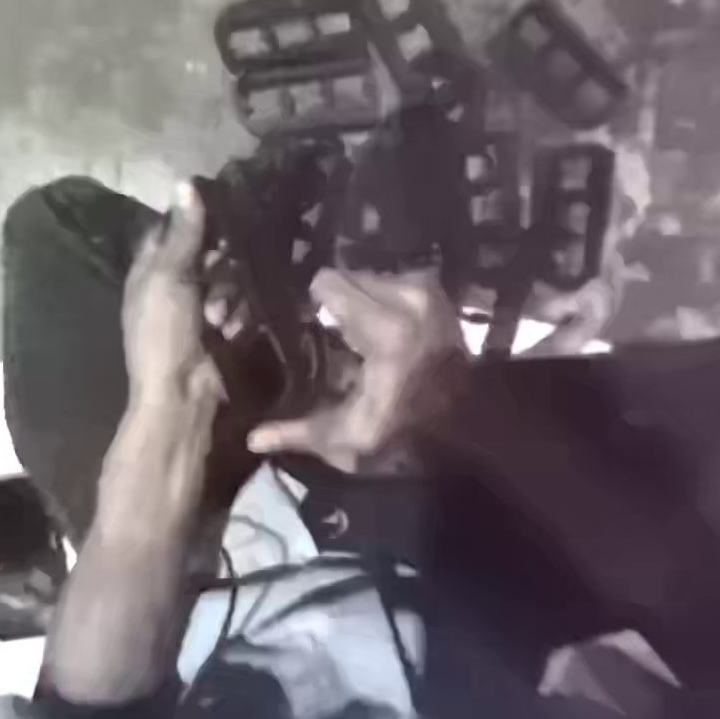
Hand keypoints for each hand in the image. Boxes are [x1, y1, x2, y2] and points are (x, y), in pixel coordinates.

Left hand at [120, 183, 224, 411]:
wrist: (180, 394)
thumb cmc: (163, 334)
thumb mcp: (168, 278)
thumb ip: (182, 234)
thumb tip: (185, 182)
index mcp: (151, 269)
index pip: (175, 228)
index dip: (197, 217)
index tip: (227, 207)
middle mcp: (175, 284)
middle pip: (208, 254)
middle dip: (219, 266)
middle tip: (221, 278)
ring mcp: (201, 309)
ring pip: (229, 280)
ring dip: (229, 297)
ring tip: (220, 319)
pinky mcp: (224, 329)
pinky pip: (241, 307)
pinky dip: (238, 317)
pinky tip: (232, 330)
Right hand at [246, 268, 465, 472]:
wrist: (466, 426)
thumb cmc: (403, 432)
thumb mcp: (347, 437)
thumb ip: (298, 432)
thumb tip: (252, 440)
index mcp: (385, 328)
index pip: (329, 283)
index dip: (314, 304)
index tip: (313, 327)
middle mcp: (409, 298)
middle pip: (349, 278)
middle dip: (338, 303)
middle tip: (337, 336)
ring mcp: (428, 292)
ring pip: (370, 278)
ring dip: (361, 302)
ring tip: (360, 335)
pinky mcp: (437, 293)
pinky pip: (393, 282)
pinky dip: (382, 300)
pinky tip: (383, 330)